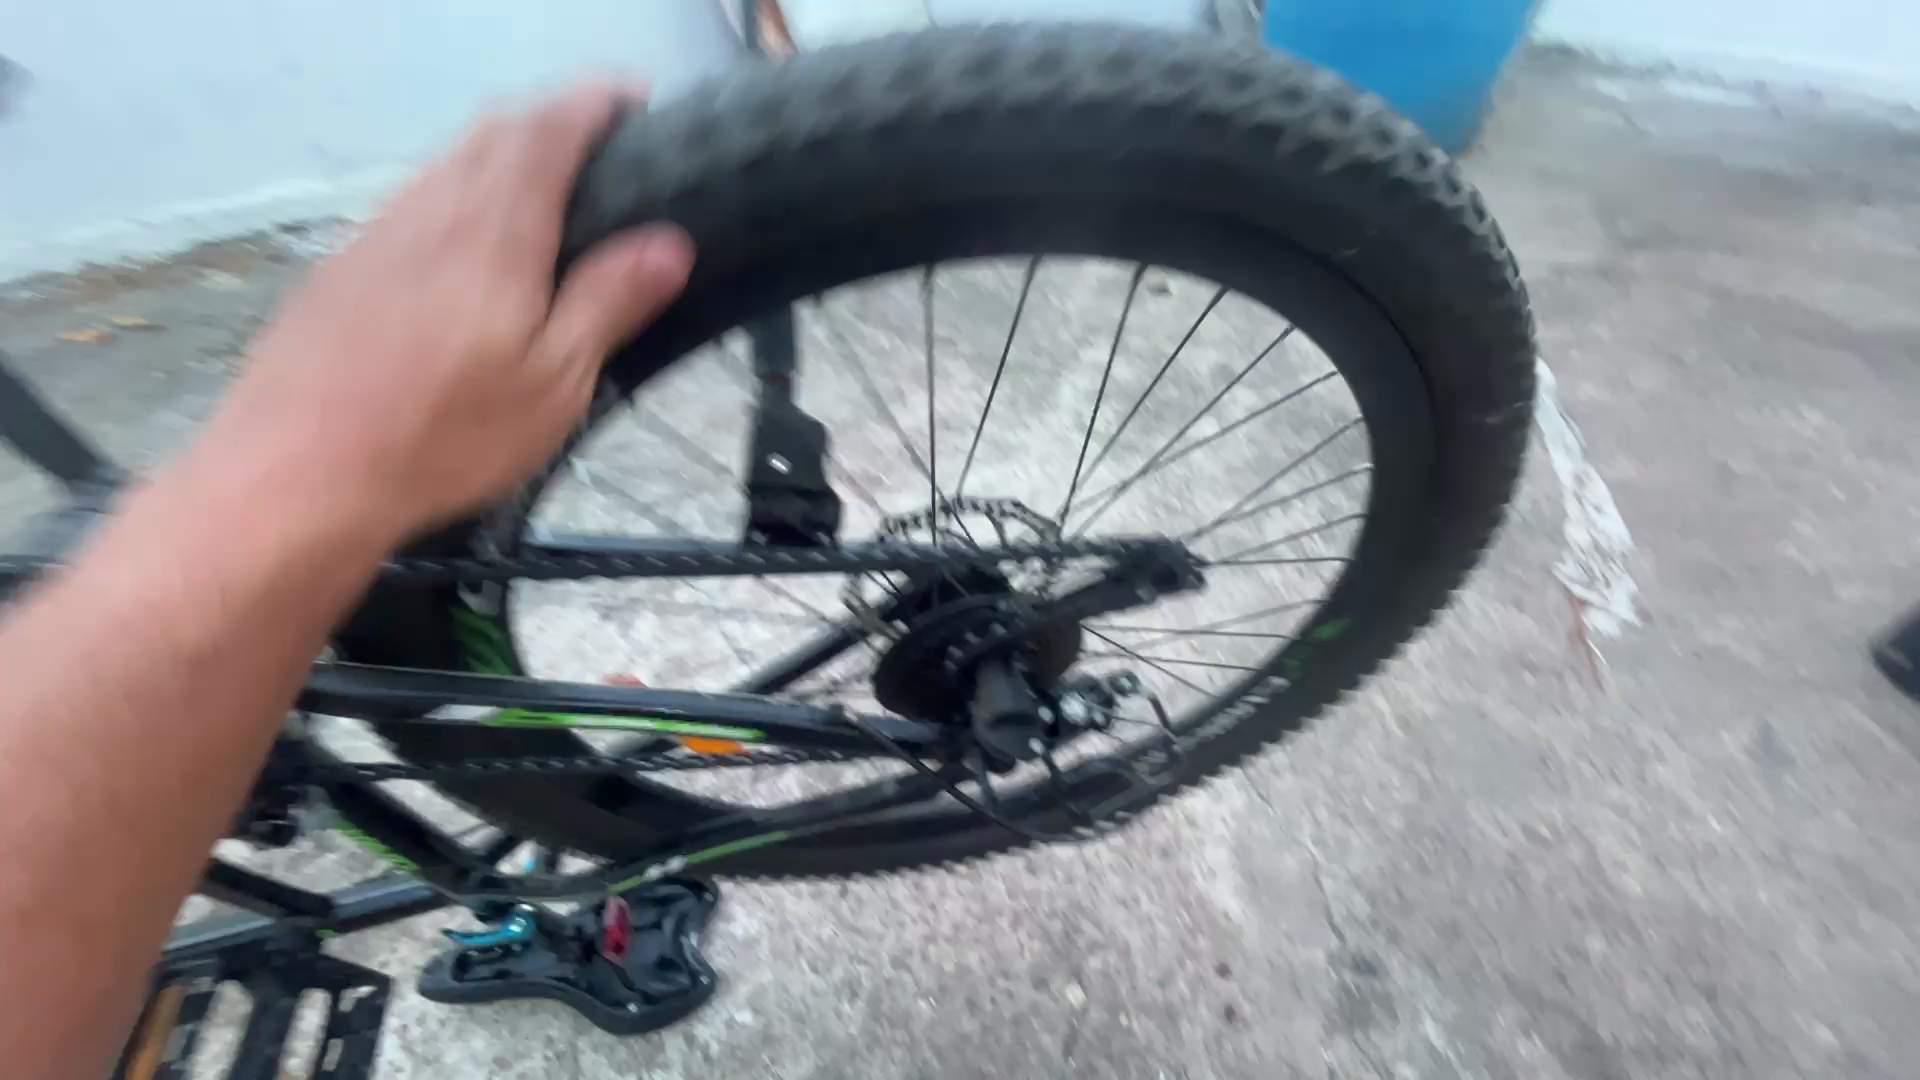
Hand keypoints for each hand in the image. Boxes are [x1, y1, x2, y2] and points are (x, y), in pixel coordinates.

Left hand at [198, 82, 694, 539]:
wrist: (301, 471)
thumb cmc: (449, 432)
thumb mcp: (556, 380)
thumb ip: (609, 302)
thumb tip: (670, 243)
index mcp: (493, 235)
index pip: (545, 133)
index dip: (594, 102)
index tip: (636, 97)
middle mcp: (431, 213)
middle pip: (493, 131)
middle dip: (553, 116)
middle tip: (606, 138)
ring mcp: (382, 233)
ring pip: (451, 159)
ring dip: (507, 147)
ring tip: (556, 178)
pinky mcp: (352, 264)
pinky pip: (421, 196)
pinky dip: (467, 185)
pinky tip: (481, 232)